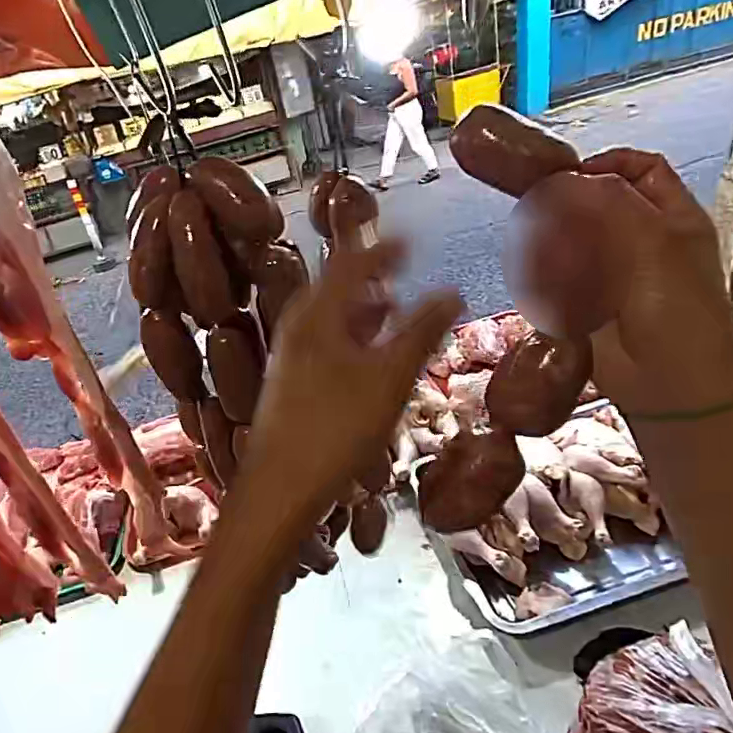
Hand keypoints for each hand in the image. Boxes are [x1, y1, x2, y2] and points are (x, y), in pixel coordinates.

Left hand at [241, 240, 461, 517]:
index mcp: (316, 314)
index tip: (412, 243)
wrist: (279, 489)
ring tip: (394, 316)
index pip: (351, 263)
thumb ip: (422, 332)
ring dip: (364, 313)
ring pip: (331, 320)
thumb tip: (453, 293)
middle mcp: (296, 328)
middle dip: (373, 281)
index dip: (384, 250)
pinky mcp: (289, 384)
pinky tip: (370, 362)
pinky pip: (325, 345)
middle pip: (336, 289)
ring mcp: (289, 357)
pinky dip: (352, 340)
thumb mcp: (389, 378)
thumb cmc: (335, 428)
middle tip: (404, 277)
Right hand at [515, 148, 732, 414]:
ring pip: (569, 239)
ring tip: (539, 252)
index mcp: (671, 218)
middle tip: (540, 212)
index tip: (569, 176)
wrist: (665, 384)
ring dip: (552, 242)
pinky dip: (544, 275)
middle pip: (595, 204)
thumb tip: (571, 180)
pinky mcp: (582, 300)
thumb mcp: (655, 246)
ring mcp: (608, 271)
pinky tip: (539, 281)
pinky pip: (556, 276)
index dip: (607, 165)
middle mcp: (639, 238)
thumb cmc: (676, 314)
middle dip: (567, 205)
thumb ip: (614, 204)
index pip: (640, 169)